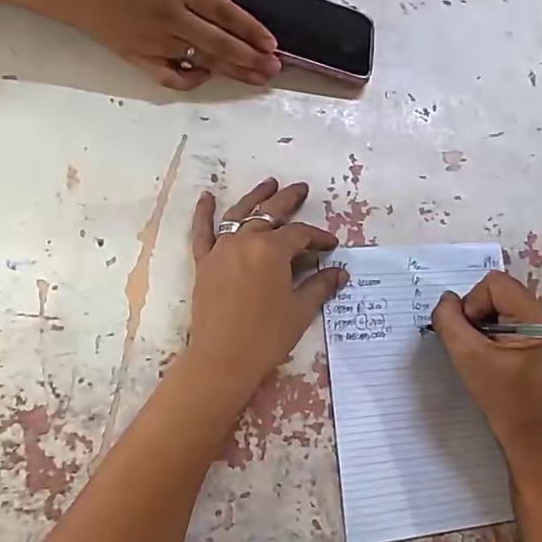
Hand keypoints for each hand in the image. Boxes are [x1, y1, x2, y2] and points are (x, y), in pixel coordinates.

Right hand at [27, 0, 281, 89]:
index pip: (225, 11)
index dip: (251, 30)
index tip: (272, 43)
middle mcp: (170, 17)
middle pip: (219, 43)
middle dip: (249, 58)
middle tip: (273, 69)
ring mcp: (152, 41)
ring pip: (200, 61)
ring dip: (230, 70)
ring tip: (253, 78)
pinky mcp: (133, 56)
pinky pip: (167, 75)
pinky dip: (187, 79)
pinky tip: (202, 75)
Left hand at [177, 178, 348, 398]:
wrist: (223, 357)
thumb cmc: (267, 335)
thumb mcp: (300, 310)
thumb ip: (320, 285)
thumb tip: (340, 272)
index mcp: (271, 250)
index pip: (299, 235)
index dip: (318, 238)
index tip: (331, 247)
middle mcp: (244, 241)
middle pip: (270, 215)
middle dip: (288, 201)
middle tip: (302, 189)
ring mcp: (221, 250)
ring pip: (239, 215)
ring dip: (256, 198)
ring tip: (270, 184)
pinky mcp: (204, 263)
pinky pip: (202, 232)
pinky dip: (203, 213)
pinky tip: (206, 196)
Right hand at [430, 271, 541, 445]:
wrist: (523, 423)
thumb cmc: (499, 392)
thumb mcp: (466, 354)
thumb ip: (448, 319)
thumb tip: (446, 298)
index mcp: (538, 315)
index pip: (493, 283)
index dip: (473, 304)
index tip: (474, 335)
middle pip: (494, 290)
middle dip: (475, 313)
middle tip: (476, 343)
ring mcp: (540, 320)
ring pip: (494, 300)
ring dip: (478, 321)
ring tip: (482, 348)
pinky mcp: (533, 328)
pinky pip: (499, 312)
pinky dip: (485, 327)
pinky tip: (487, 348)